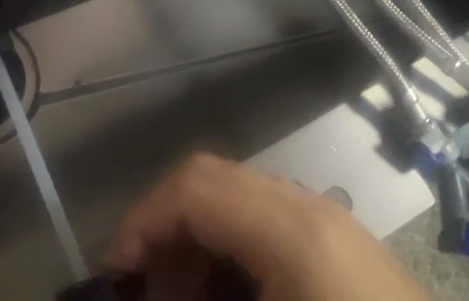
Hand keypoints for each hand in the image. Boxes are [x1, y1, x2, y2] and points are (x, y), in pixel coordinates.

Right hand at [107, 154, 428, 300]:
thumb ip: (195, 297)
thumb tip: (142, 290)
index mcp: (291, 227)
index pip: (192, 188)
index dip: (142, 221)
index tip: (118, 275)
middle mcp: (311, 207)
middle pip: (212, 179)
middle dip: (166, 226)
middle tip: (147, 287)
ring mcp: (336, 223)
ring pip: (242, 197)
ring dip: (201, 236)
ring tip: (188, 294)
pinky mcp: (350, 249)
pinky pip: (273, 222)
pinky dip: (237, 247)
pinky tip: (235, 293)